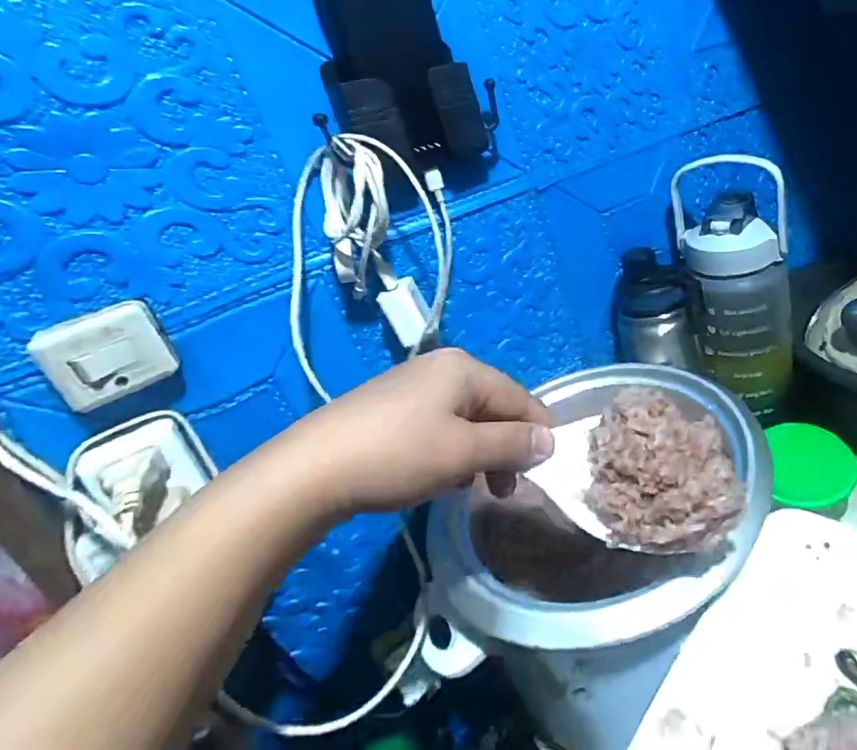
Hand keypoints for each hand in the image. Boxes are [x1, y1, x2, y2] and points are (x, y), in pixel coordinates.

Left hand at [271, 348, 554, 517]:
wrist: (306, 473)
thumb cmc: (397, 455)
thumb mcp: (463, 453)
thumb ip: (512, 445)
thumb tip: (550, 441)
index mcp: (464, 368)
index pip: (519, 397)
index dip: (537, 432)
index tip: (546, 470)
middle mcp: (441, 367)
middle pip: (493, 406)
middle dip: (505, 447)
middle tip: (507, 489)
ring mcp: (411, 386)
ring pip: (465, 419)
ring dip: (479, 453)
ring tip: (474, 488)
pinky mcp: (387, 408)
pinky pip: (437, 425)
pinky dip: (450, 450)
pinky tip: (440, 478)